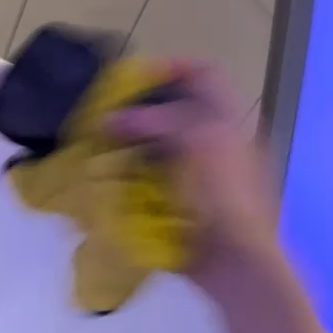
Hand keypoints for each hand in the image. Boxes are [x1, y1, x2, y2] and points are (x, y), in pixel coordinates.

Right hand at [110, 62, 286, 291]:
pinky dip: (126, 184)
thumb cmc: (224, 198)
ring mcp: (196, 179)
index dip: (169, 70)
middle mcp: (213, 145)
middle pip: (174, 115)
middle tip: (103, 121)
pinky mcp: (180, 209)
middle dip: (138, 114)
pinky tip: (107, 189)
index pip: (201, 77)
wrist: (234, 263)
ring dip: (127, 150)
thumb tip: (112, 118)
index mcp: (226, 123)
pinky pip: (148, 188)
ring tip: (97, 155)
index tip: (130, 81)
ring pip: (157, 152)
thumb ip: (159, 121)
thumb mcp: (200, 142)